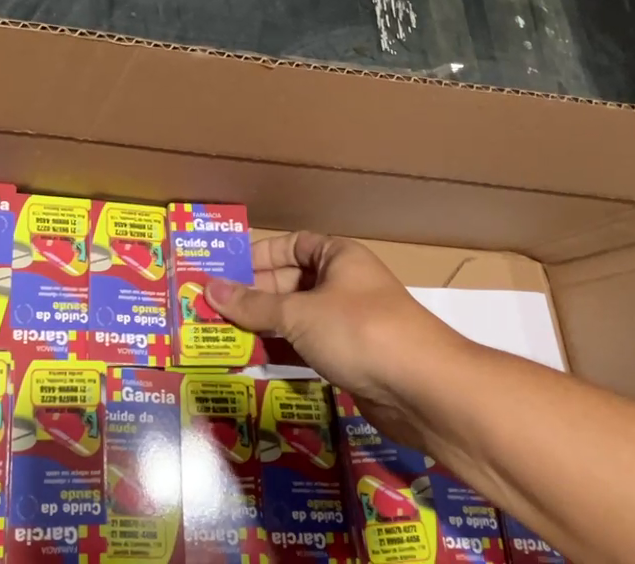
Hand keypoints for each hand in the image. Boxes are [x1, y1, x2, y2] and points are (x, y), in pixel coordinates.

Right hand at [205, 231, 472, 415]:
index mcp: (337, 257)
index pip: (291, 245)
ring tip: (223, 338)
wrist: (425, 390)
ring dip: (265, 328)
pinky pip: (309, 348)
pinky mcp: (354, 359)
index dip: (257, 256)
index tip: (223, 272)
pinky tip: (255, 362)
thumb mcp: (298, 313)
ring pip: (298, 319)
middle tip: (212, 310)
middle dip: (253, 297)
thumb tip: (208, 288)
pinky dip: (284, 352)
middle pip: (290, 283)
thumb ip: (252, 304)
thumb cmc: (359, 331)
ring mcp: (350, 323)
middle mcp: (344, 284)